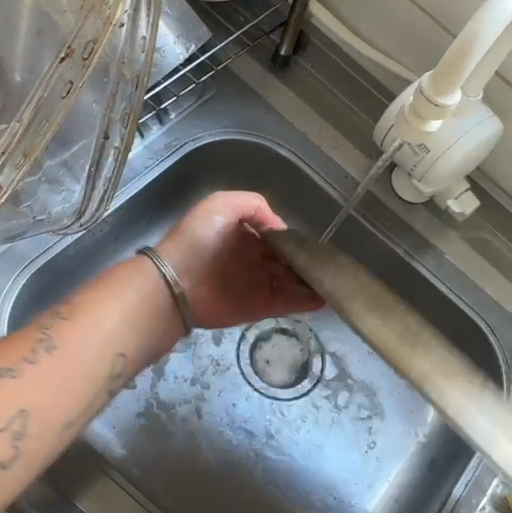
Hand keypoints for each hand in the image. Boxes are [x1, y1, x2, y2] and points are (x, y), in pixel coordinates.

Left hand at [154, 192, 323, 329]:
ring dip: (312, 283)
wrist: (176, 282)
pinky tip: (325, 298)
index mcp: (245, 236)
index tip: (316, 244)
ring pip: (292, 283)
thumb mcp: (221, 204)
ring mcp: (257, 285)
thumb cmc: (197, 239)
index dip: (296, 241)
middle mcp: (254, 261)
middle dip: (308, 264)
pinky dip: (306, 302)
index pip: (278, 239)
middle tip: (331, 266)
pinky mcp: (258, 307)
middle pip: (289, 263)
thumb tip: (281, 229)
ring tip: (335, 282)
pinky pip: (287, 304)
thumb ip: (254, 206)